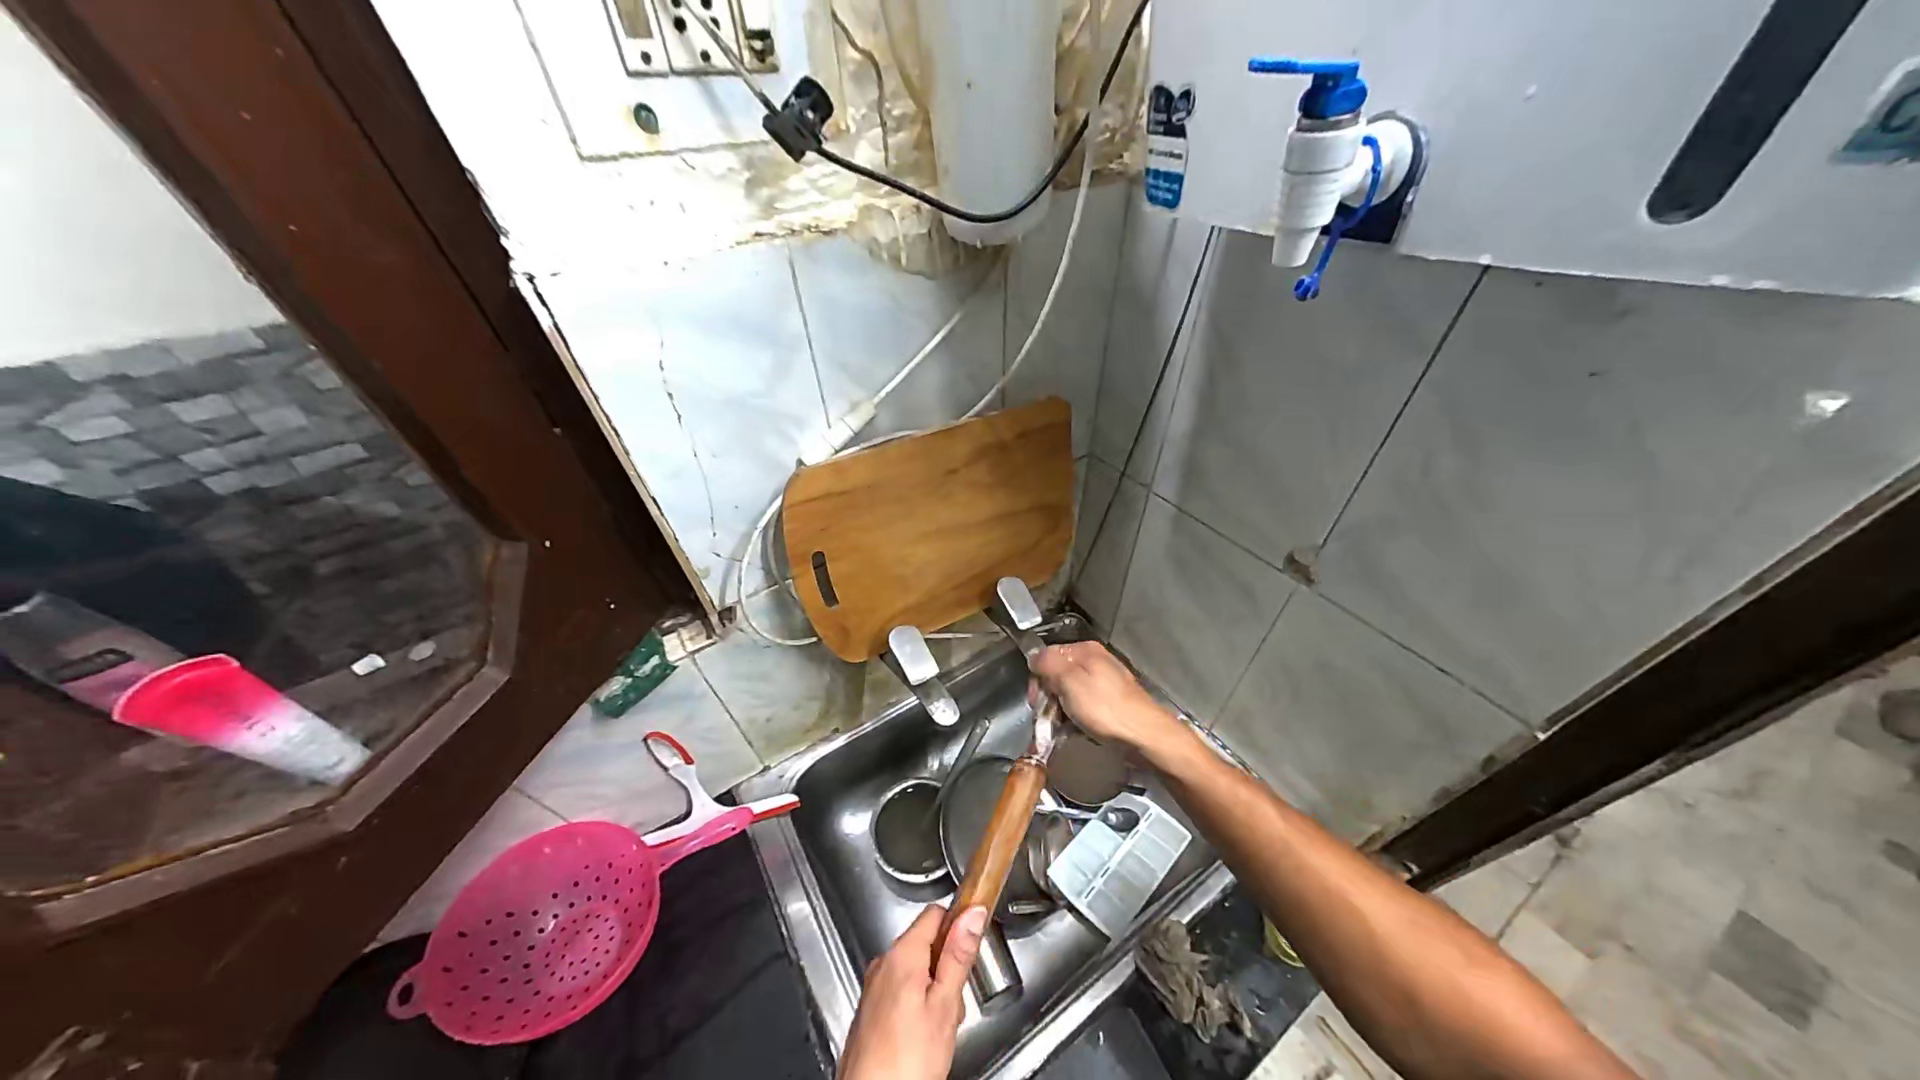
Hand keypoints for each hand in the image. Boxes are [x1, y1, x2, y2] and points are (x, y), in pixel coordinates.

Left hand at [838, 904, 989, 1079]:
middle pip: (926, 943)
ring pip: (916, 969)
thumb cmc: (904, 1064)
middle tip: (954, 1002)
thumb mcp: (944, 1006)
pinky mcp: (871, 1009)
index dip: (958, 926)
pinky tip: (923, 1037)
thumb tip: (972, 914)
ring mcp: (874, 986)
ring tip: (940, 1026)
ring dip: (934, 989)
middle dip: (947, 967)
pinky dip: (917, 1005)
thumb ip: (958, 957)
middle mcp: (883, 964)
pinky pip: (902, 991)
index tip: (970, 948)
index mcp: (902, 955)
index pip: (936, 914)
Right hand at [1030, 642, 1185, 758]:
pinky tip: (1075, 730)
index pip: (1047, 655)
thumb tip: (1033, 656)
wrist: (1143, 736)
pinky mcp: (1110, 704)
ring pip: (1069, 692)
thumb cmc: (1105, 708)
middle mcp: (1096, 661)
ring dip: (1060, 709)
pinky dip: (1075, 717)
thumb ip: (1047, 664)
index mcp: (1085, 650)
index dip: (1037, 677)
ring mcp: (1104, 683)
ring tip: (1061, 726)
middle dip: (1048, 695)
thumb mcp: (1069, 681)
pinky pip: (1083, 706)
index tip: (1036, 699)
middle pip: (1058, 674)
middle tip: (1048, 715)